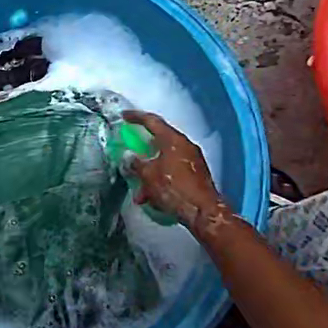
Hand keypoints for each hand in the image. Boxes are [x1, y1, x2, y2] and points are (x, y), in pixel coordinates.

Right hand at [122, 110, 232, 231]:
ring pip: (166, 159)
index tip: (125, 116)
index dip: (136, 117)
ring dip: (151, 172)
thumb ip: (136, 164)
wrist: (202, 211)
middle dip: (144, 149)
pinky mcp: (197, 175)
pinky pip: (174, 171)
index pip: (152, 121)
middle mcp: (185, 145)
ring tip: (140, 189)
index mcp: (173, 140)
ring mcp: (193, 160)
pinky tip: (152, 197)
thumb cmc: (174, 189)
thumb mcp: (148, 176)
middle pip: (160, 140)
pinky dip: (161, 180)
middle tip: (132, 151)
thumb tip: (129, 158)